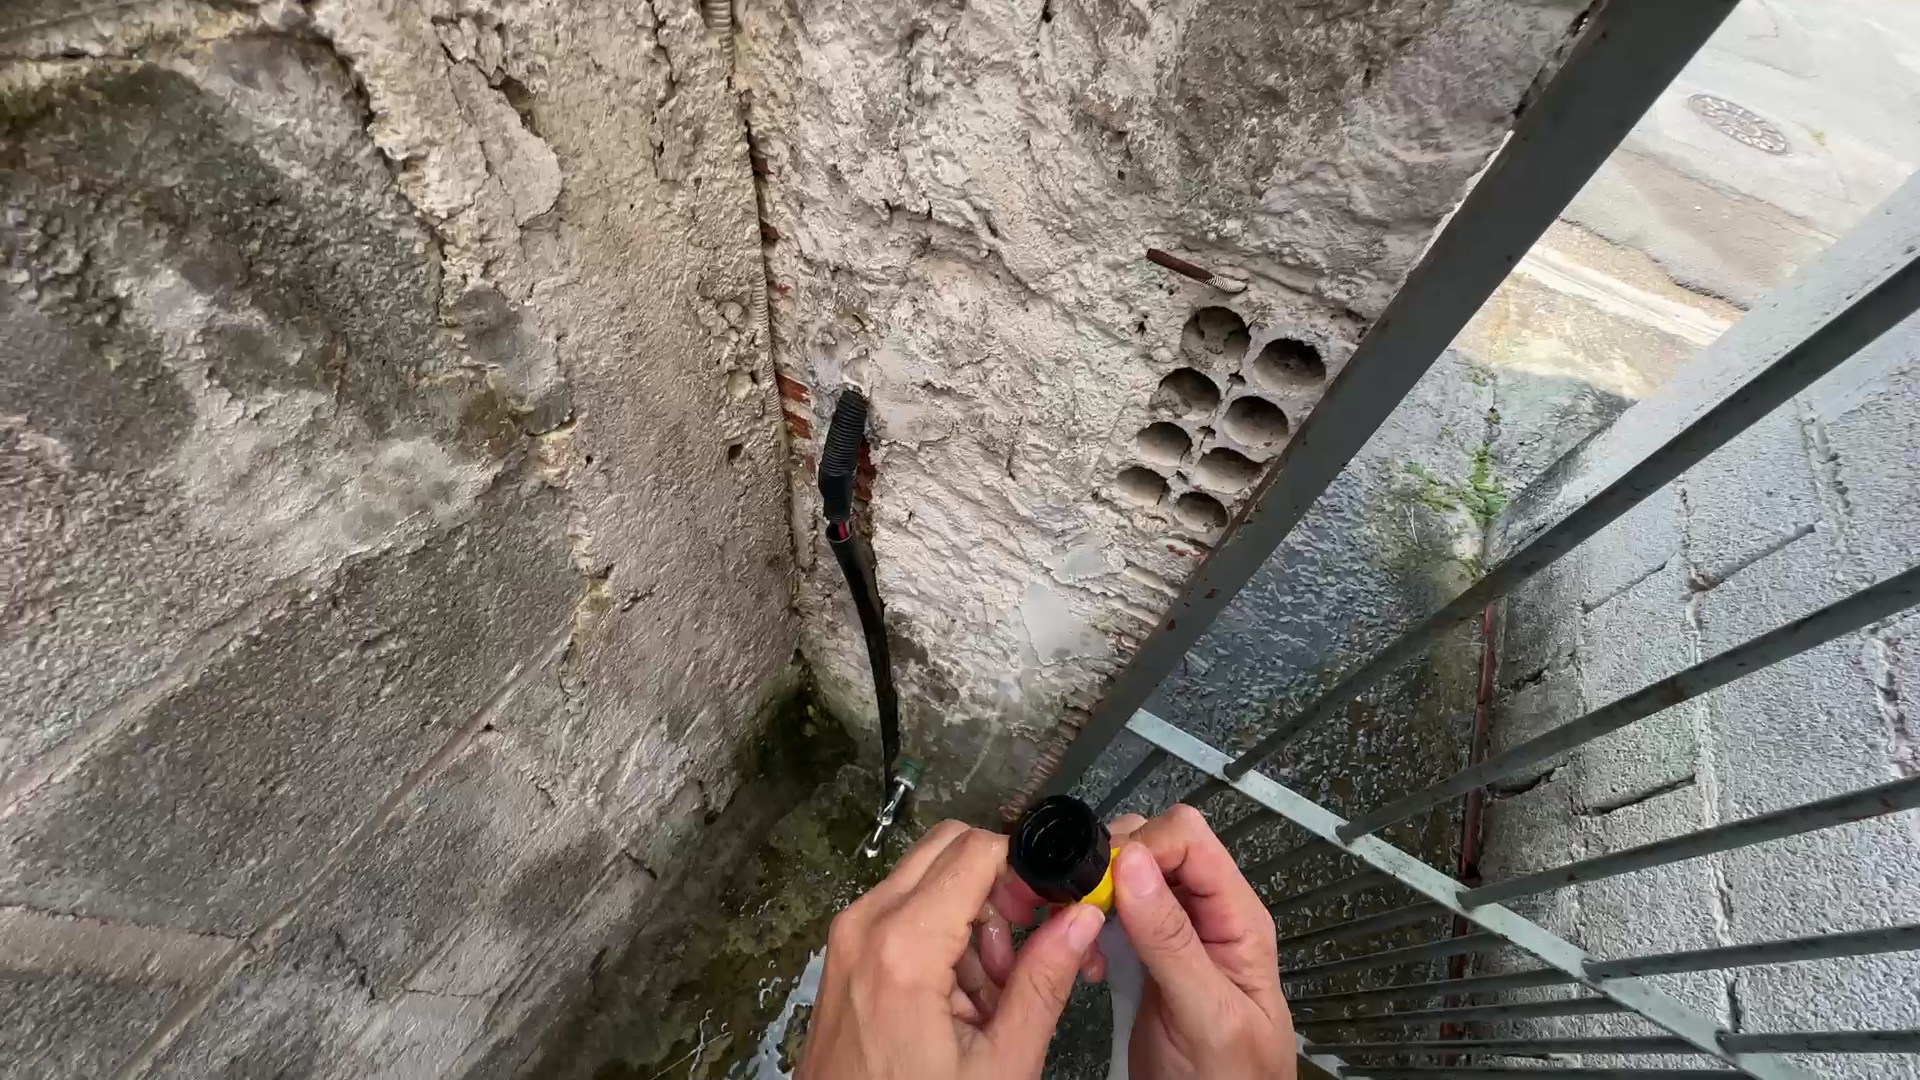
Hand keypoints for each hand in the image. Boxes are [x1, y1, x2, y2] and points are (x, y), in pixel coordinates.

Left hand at [798, 820, 1105, 1079]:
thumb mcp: (1000, 1066)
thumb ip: (1044, 980)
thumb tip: (1082, 917)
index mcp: (903, 946)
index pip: (977, 851)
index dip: (1022, 868)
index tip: (1047, 906)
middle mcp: (866, 921)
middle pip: (949, 846)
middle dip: (996, 880)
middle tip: (1022, 942)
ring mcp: (848, 933)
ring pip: (926, 871)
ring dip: (969, 907)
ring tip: (990, 985)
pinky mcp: (844, 949)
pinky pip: (901, 903)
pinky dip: (938, 924)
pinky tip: (956, 991)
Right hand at [1111, 804, 1294, 1079]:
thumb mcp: (1206, 1016)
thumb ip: (1170, 940)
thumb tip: (1128, 859)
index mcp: (1236, 915)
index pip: (1190, 838)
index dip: (1145, 845)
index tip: (1106, 881)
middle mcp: (1206, 908)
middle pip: (1156, 841)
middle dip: (1112, 864)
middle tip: (1087, 908)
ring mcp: (1174, 926)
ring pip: (1128, 868)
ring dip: (1096, 892)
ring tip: (1084, 935)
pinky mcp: (1145, 946)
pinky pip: (1112, 905)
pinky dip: (1089, 920)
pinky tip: (1089, 958)